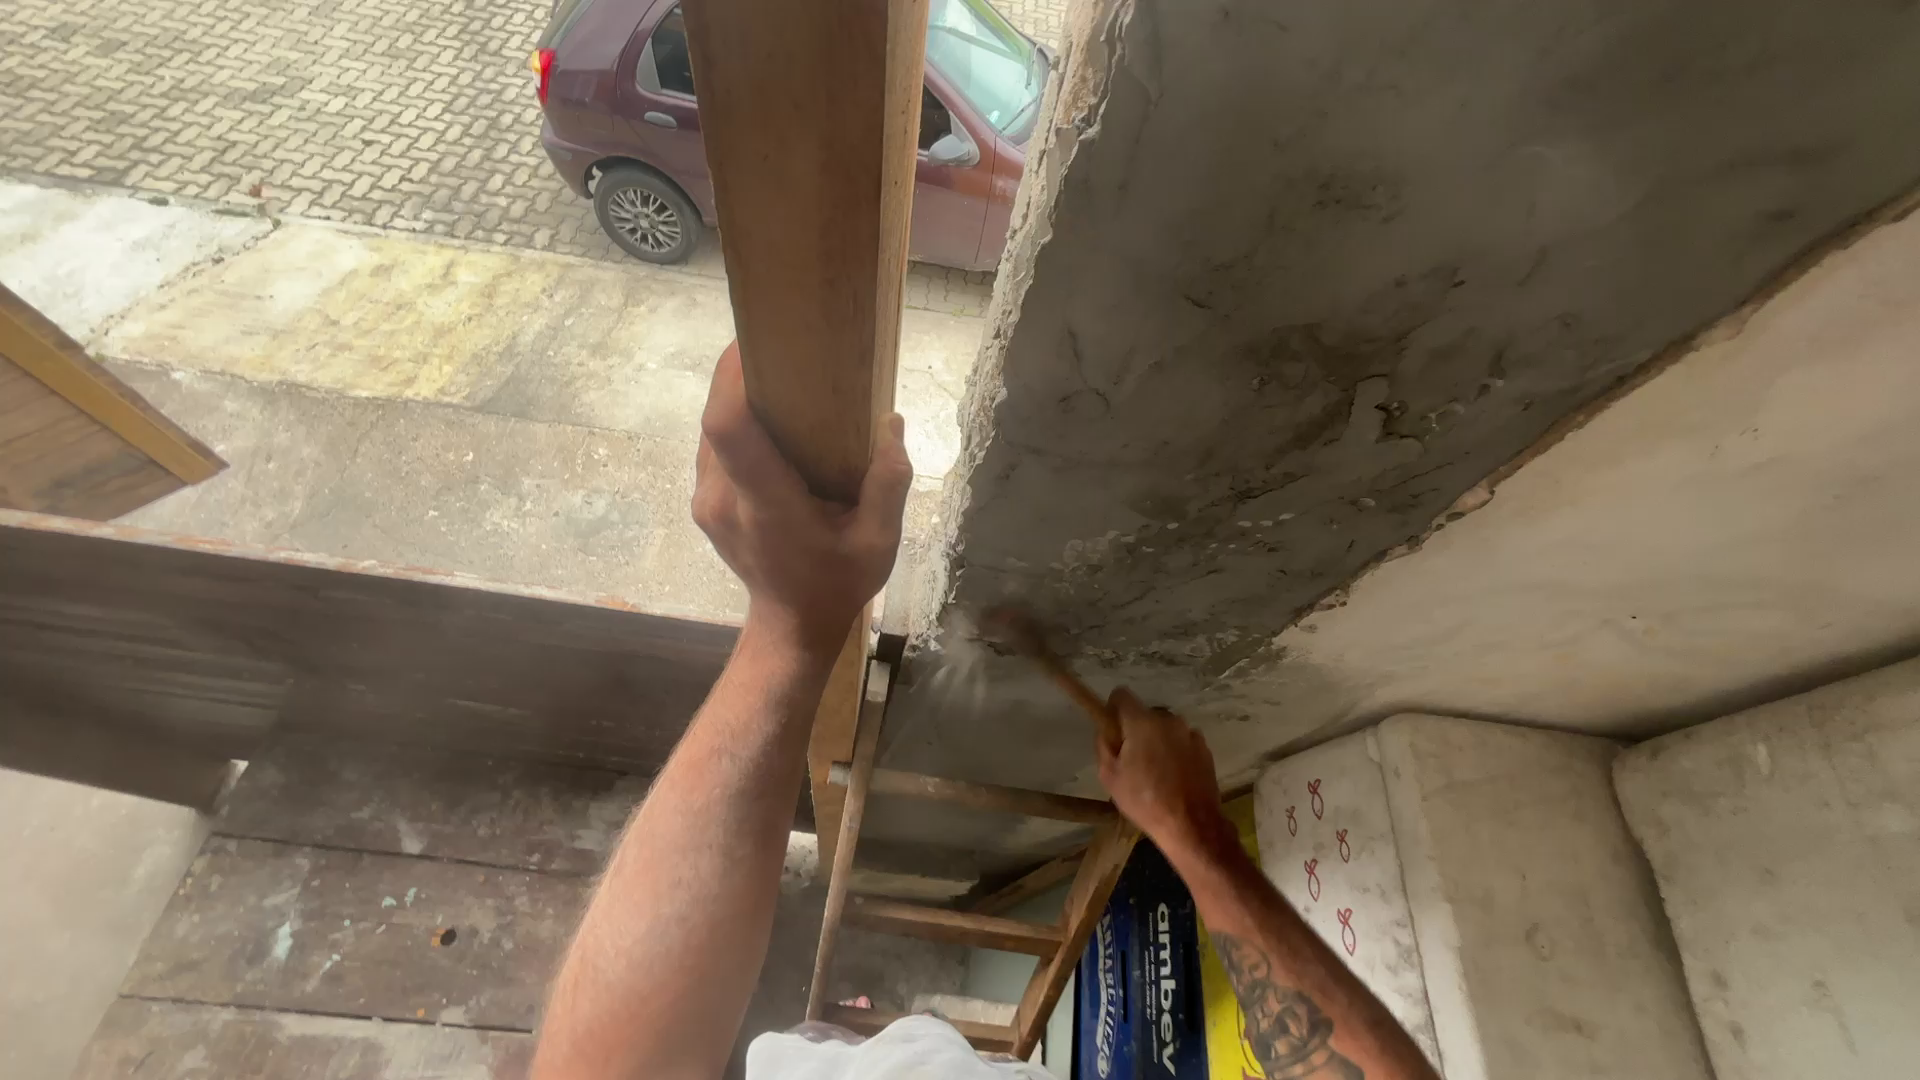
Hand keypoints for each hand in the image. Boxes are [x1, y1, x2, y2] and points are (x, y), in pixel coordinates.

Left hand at [693, 343, 913, 659]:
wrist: (792, 625)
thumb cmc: (837, 583)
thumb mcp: (879, 543)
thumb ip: (888, 484)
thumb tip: (889, 423)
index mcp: (765, 505)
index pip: (728, 426)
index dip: (734, 376)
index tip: (761, 340)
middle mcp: (722, 497)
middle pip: (717, 418)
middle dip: (743, 376)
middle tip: (787, 351)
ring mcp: (705, 500)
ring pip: (712, 430)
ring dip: (740, 398)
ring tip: (782, 380)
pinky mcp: (705, 500)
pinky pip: (715, 446)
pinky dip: (738, 423)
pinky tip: (772, 421)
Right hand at [1096, 688, 1233, 858]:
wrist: (1192, 826)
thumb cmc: (1144, 800)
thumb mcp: (1109, 775)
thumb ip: (1103, 744)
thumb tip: (1106, 730)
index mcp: (1142, 722)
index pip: (1122, 695)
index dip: (1113, 709)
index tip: (1113, 731)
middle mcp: (1168, 720)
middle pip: (1144, 714)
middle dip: (1136, 730)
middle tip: (1132, 759)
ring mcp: (1190, 733)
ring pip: (1164, 728)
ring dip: (1157, 741)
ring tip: (1155, 772)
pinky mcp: (1204, 748)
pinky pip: (1181, 741)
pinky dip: (1175, 751)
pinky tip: (1174, 776)